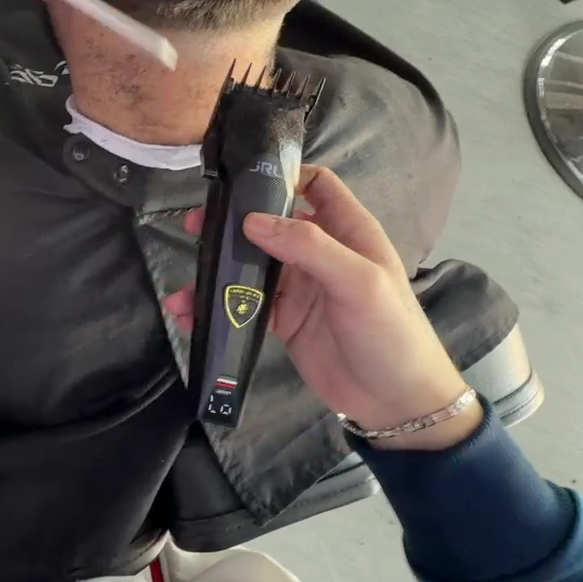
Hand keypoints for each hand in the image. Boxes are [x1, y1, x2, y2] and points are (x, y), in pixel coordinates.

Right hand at [164, 166, 479, 449]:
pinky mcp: (283, 318)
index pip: (316, 185)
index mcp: (347, 231)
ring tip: (185, 284)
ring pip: (250, 263)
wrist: (397, 405)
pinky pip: (244, 303)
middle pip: (271, 222)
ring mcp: (299, 285)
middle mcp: (320, 251)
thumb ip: (309, 246)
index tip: (242, 180)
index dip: (283, 176)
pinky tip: (191, 313)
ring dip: (218, 269)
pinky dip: (218, 305)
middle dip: (232, 221)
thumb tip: (251, 221)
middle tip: (196, 226)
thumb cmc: (391, 333)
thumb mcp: (359, 282)